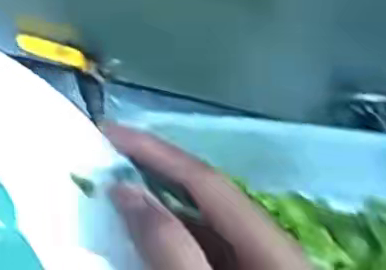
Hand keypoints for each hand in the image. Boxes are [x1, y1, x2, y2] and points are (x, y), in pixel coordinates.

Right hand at [105, 125, 310, 269]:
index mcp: (278, 247)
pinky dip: (180, 235)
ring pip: (214, 227)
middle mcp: (284, 252)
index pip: (208, 180)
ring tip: (116, 198)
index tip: (102, 129)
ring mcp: (275, 266)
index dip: (154, 148)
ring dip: (163, 207)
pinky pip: (218, 250)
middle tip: (102, 161)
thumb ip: (168, 243)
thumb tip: (123, 186)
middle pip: (212, 201)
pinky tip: (151, 237)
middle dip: (154, 175)